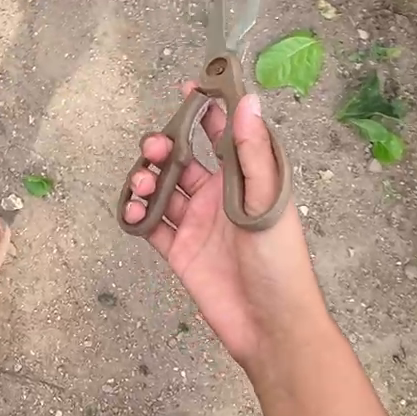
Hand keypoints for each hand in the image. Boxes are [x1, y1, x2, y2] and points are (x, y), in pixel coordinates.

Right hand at [122, 88, 320, 370]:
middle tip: (154, 148)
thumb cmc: (281, 262)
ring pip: (160, 187)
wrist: (271, 328)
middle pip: (179, 158)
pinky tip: (134, 211)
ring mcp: (194, 222)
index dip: (206, 110)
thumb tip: (249, 100)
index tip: (188, 87)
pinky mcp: (177, 248)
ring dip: (145, 177)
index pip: (220, 135)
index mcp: (241, 180)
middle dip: (161, 146)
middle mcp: (215, 195)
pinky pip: (149, 222)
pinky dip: (136, 212)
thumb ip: (252, 151)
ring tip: (142, 185)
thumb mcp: (269, 200)